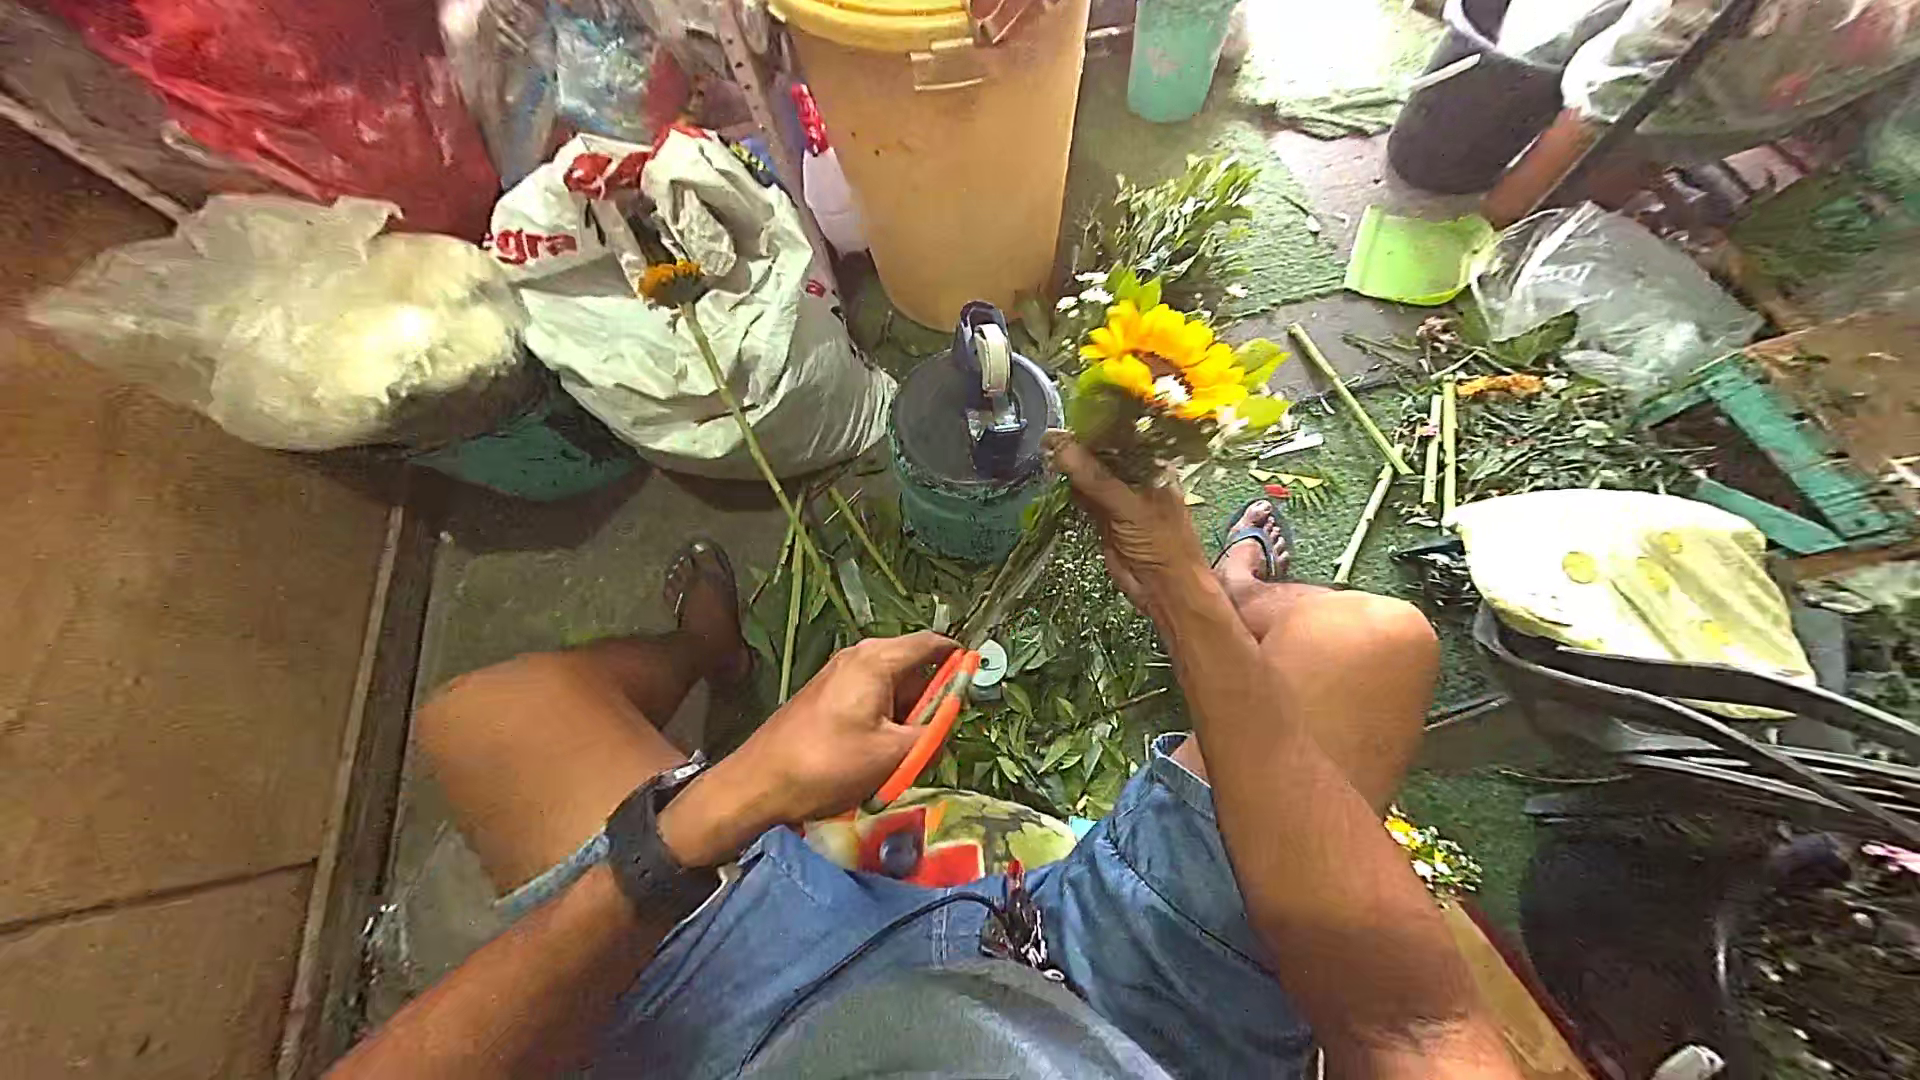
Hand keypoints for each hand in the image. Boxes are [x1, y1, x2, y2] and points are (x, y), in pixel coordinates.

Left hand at [659, 631, 957, 865]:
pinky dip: (886, 717)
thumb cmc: (828, 764)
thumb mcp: (893, 754)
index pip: (934, 644)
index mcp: (878, 658)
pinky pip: (872, 695)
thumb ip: (934, 730)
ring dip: (908, 714)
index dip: (959, 662)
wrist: (757, 783)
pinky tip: (878, 752)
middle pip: (914, 666)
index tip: (976, 689)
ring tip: (903, 753)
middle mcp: (860, 655)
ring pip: (894, 685)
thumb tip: (953, 716)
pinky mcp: (829, 691)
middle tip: (934, 737)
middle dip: (931, 699)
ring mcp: (841, 672)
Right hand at [1043, 430, 1208, 610]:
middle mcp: (1136, 477)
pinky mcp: (1103, 517)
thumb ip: (1094, 476)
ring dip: (1069, 467)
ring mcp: (1118, 498)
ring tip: (1043, 451)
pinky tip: (1051, 476)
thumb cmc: (1160, 543)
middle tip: (1047, 436)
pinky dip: (1068, 490)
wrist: (1163, 589)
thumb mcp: (1128, 505)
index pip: (1122, 438)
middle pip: (1102, 456)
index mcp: (1154, 466)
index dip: (1096, 427)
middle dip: (1077, 447)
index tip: (1067, 418)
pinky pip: (1082, 497)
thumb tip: (1058, 445)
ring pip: (1090, 476)